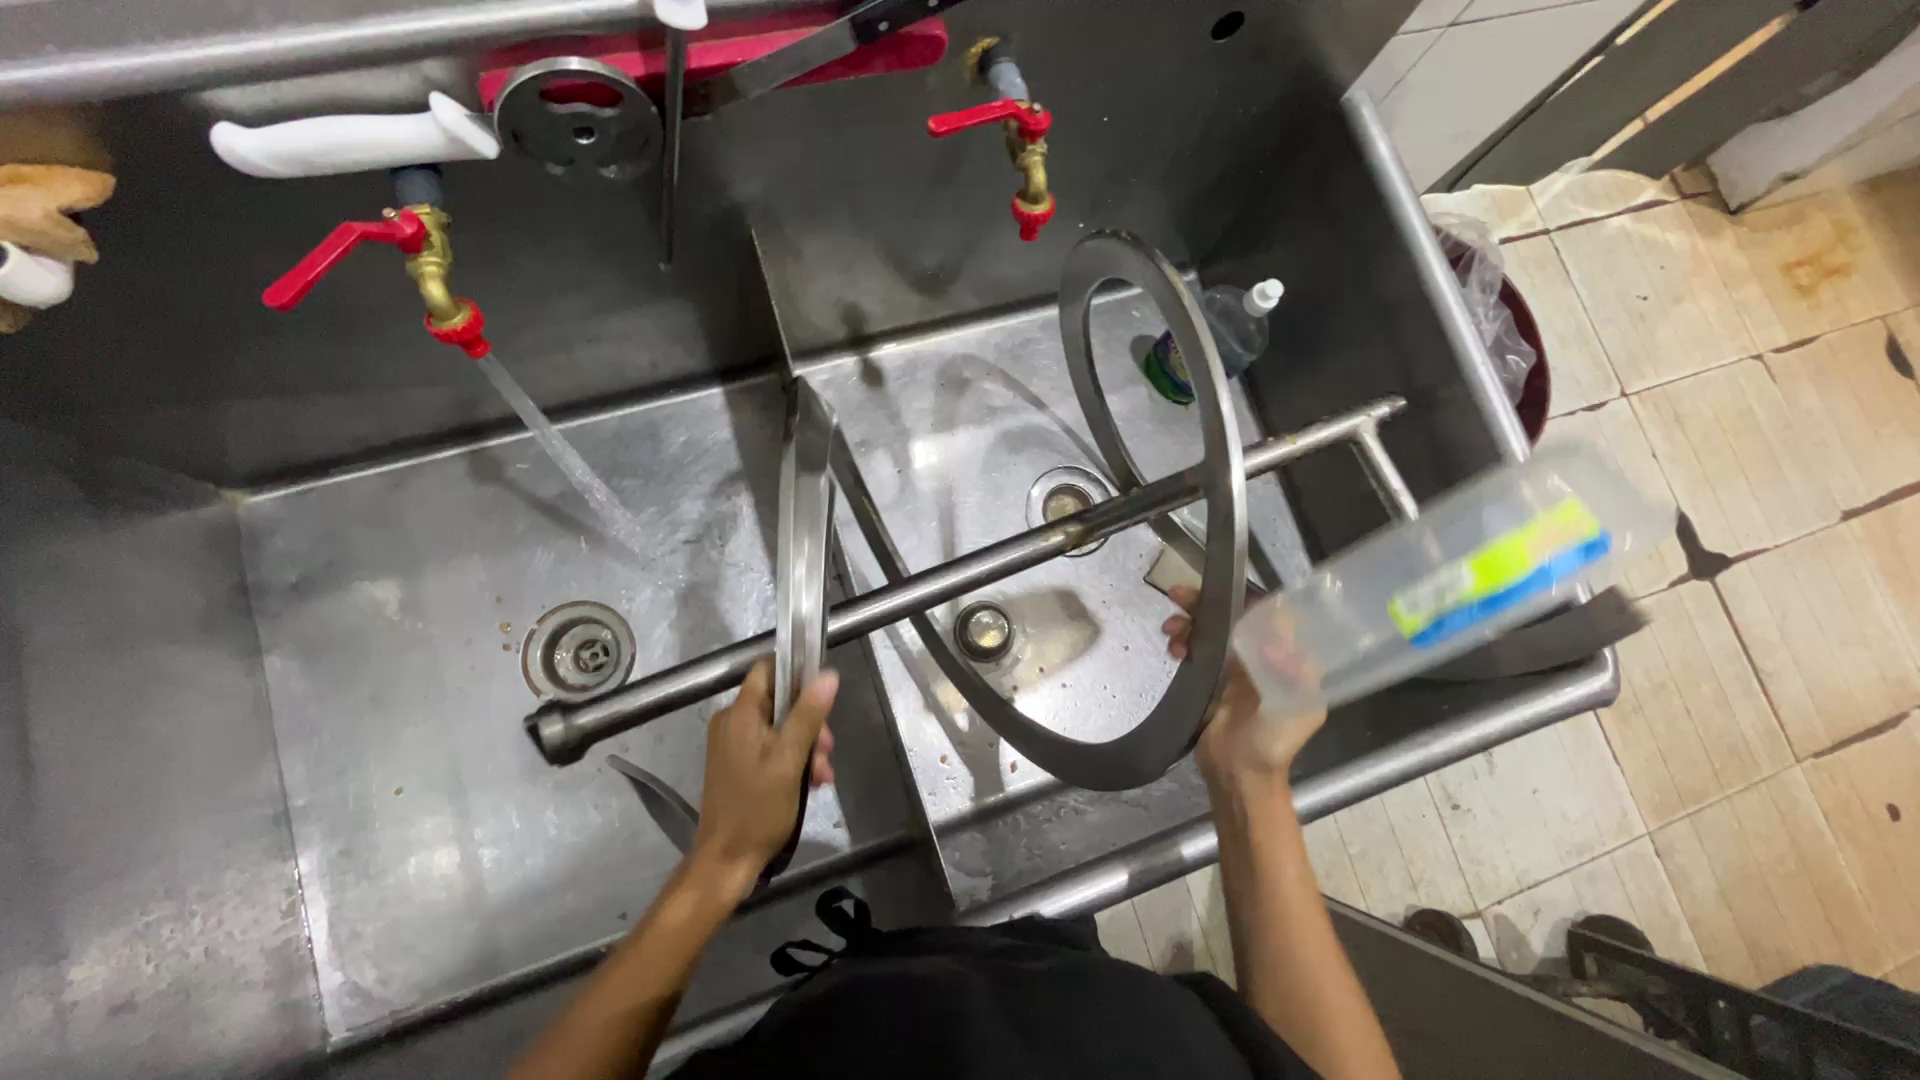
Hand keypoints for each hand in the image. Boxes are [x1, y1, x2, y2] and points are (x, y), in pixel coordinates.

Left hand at [691, 659, 837, 885]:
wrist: (727, 859)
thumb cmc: (758, 808)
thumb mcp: (789, 760)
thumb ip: (808, 715)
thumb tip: (828, 675)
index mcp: (740, 714)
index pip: (768, 669)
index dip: (797, 673)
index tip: (823, 696)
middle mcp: (733, 721)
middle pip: (780, 701)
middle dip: (809, 723)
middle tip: (826, 752)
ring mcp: (734, 743)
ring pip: (780, 727)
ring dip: (806, 746)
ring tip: (820, 776)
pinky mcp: (739, 763)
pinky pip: (772, 747)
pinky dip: (792, 759)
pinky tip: (809, 783)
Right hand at [1161, 585, 1325, 795]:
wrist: (1239, 776)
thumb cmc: (1273, 743)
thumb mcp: (1293, 708)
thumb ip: (1289, 674)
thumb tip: (1277, 640)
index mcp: (1289, 660)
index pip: (1270, 614)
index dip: (1245, 596)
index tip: (1219, 588)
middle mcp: (1264, 657)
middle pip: (1234, 617)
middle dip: (1205, 604)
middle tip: (1178, 596)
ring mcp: (1237, 669)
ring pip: (1211, 630)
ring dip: (1189, 623)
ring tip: (1170, 630)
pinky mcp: (1213, 680)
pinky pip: (1197, 650)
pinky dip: (1183, 643)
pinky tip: (1173, 649)